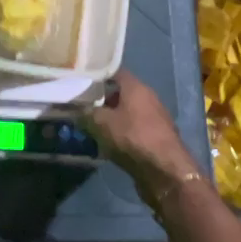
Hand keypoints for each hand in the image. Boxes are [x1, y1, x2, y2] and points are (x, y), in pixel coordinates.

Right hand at [88, 71, 200, 194]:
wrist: (165, 170)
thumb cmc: (133, 137)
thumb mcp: (101, 123)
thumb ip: (87, 112)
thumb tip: (75, 108)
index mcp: (136, 87)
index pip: (114, 71)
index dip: (97, 74)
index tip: (80, 79)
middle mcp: (148, 97)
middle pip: (121, 91)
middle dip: (102, 97)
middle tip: (82, 103)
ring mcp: (155, 117)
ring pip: (128, 110)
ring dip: (112, 115)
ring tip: (92, 123)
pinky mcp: (157, 136)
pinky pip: (134, 126)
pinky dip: (122, 129)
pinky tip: (108, 139)